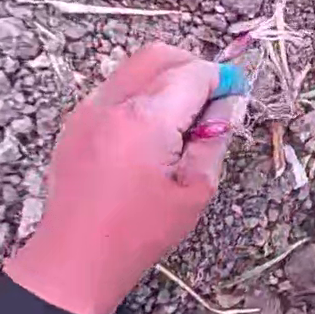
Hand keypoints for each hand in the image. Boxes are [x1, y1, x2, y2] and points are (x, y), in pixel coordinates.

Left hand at [4, 44, 245, 313]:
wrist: (76, 258)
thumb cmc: (142, 231)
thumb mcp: (196, 189)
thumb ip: (216, 138)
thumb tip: (229, 105)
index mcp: (147, 119)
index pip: (194, 73)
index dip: (223, 79)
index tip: (238, 93)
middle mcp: (113, 103)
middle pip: (161, 55)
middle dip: (194, 67)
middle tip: (214, 101)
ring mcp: (89, 109)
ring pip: (136, 66)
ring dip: (168, 78)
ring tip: (184, 120)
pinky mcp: (77, 122)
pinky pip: (117, 87)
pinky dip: (143, 93)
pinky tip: (154, 131)